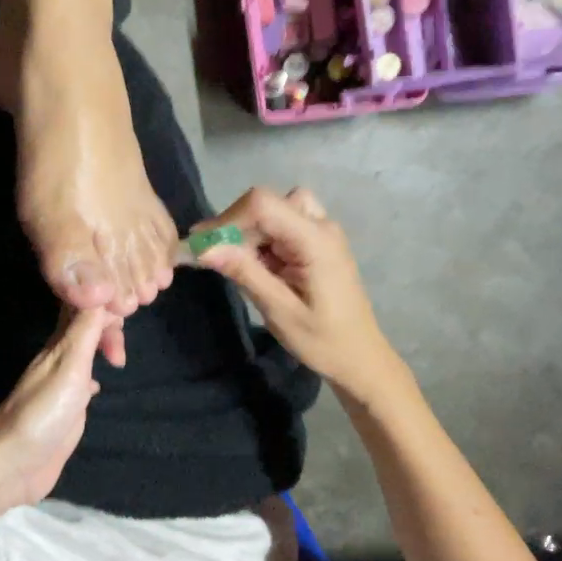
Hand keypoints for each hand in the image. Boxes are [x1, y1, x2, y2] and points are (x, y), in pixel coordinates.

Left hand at [0, 307, 111, 509]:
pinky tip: (105, 377)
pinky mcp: (67, 407)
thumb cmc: (41, 415)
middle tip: (124, 347)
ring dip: (105, 341)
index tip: (134, 302)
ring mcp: (62, 383)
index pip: (81, 304)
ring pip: (86, 347)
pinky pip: (85, 377)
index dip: (105, 296)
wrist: (13, 466)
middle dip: (109, 321)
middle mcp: (59, 357)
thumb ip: (84, 332)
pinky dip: (97, 367)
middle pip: (85, 324)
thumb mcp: (68, 368)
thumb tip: (101, 289)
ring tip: (121, 355)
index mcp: (57, 344)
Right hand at [189, 187, 404, 394]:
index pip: (263, 204)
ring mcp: (320, 232)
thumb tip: (203, 248)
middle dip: (235, 226)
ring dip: (247, 231)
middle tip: (216, 258)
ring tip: (238, 262)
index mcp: (316, 241)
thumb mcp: (279, 310)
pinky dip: (259, 238)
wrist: (359, 357)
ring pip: (272, 209)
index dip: (227, 219)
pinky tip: (255, 265)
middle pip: (266, 202)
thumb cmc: (323, 340)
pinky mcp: (314, 241)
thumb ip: (244, 273)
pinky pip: (279, 224)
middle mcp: (321, 226)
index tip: (202, 246)